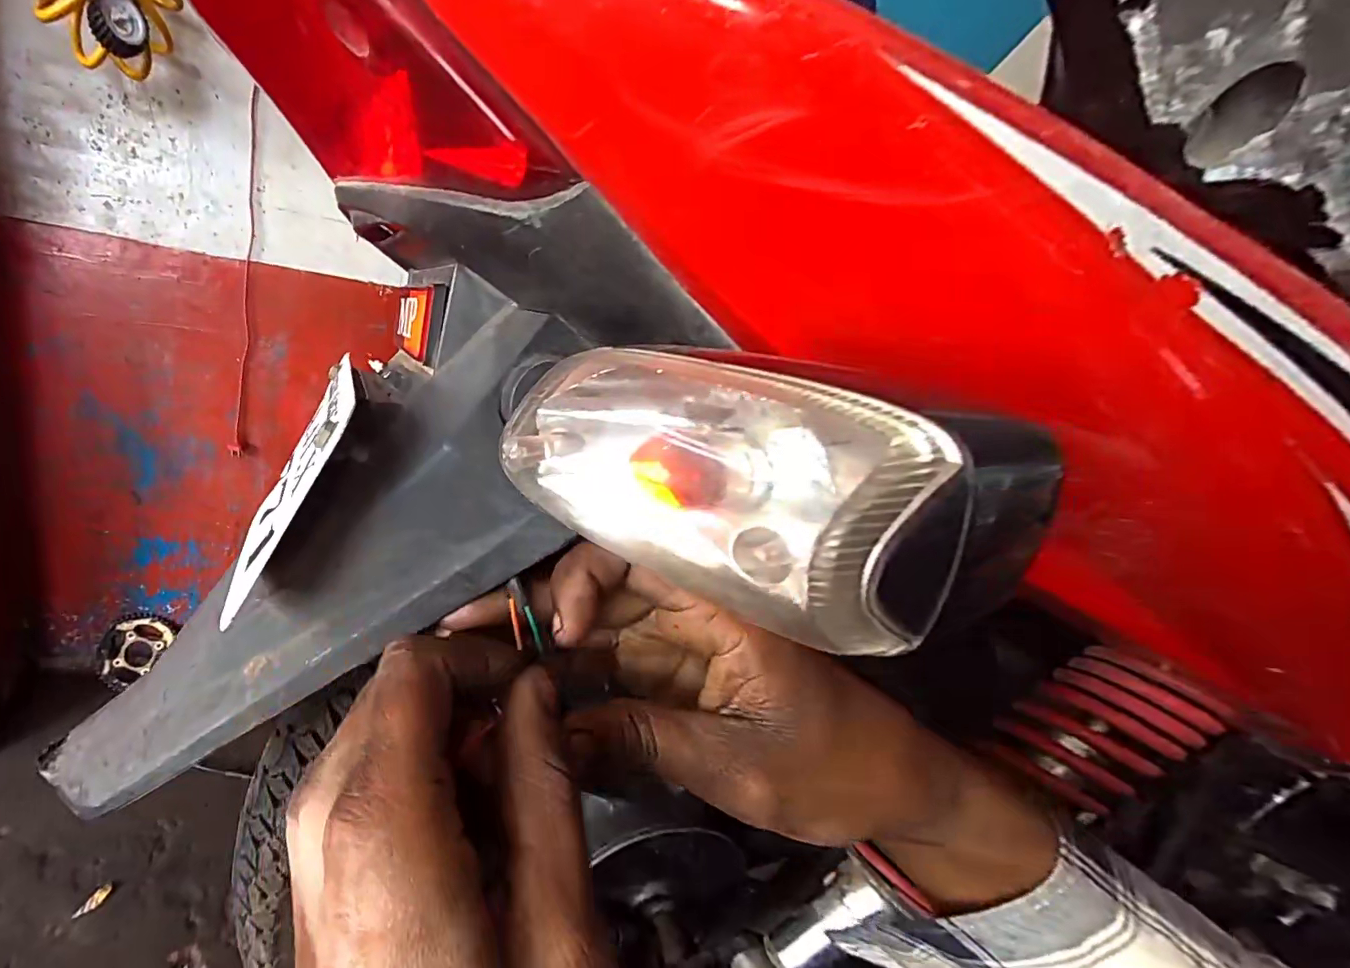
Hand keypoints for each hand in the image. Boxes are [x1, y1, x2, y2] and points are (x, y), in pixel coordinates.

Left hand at [286, 635, 610, 967]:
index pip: (413, 665)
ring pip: (383, 724)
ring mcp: (306, 828)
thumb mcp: (550, 925)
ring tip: (502, 811)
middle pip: (396, 690)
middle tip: (527, 754)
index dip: (477, 657)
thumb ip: (541, 781)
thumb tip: (534, 689)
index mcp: (377, 814)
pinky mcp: (311, 849)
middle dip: (467, 702)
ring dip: (448, 742)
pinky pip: (367, 769)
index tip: (528, 682)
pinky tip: (463, 834)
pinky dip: (421, 773)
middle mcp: (323, 806)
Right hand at [443, 544, 1057, 913]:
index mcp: (715, 602)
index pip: (633, 555)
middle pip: (589, 587)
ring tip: (469, 651)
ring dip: (528, 637)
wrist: (885, 793)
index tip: (565, 632)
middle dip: (528, 605)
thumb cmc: (833, 766)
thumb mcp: (742, 761)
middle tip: (463, 625)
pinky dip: (551, 672)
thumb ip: (648, 740)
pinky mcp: (653, 671)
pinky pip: (592, 663)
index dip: (586, 580)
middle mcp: (680, 608)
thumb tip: (557, 733)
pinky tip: (511, 683)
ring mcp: (663, 640)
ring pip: (581, 624)